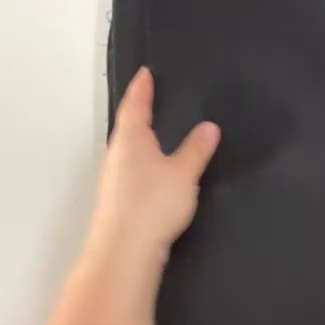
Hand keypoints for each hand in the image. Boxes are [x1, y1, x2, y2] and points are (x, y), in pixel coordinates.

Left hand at [84, 68, 219, 265]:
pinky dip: (146, 162)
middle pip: (128, 127)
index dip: (142, 88)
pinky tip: (157, 170)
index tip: (145, 73)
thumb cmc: (152, 203)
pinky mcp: (120, 201)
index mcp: (131, 139)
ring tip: (159, 132)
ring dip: (142, 139)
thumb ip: (197, 149)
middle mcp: (118, 155)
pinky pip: (134, 170)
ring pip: (130, 150)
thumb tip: (209, 127)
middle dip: (140, 112)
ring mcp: (116, 179)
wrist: (124, 251)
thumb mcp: (184, 172)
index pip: (135, 106)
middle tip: (153, 98)